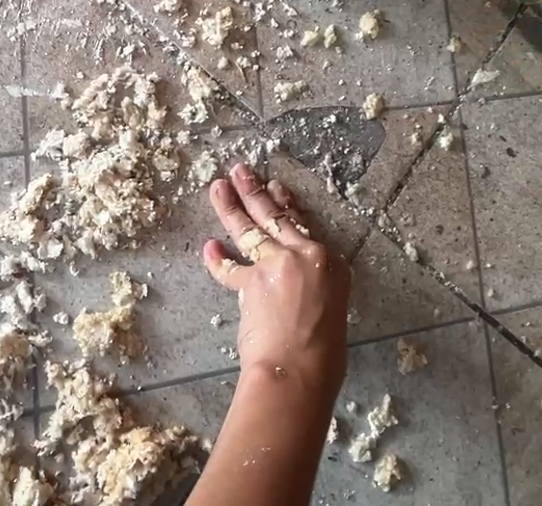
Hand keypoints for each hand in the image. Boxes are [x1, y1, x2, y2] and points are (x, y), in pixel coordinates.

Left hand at [202, 164, 349, 395]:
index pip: (302, 225)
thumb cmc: (324, 353)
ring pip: (249, 229)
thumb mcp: (332, 306)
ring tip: (218, 187)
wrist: (299, 372)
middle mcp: (304, 254)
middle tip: (240, 171)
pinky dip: (217, 259)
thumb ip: (313, 284)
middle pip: (274, 216)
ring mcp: (276, 264)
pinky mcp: (251, 282)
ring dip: (231, 206)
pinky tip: (209, 246)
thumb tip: (296, 285)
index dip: (285, 204)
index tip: (275, 188)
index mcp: (330, 261)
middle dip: (254, 191)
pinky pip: (230, 267)